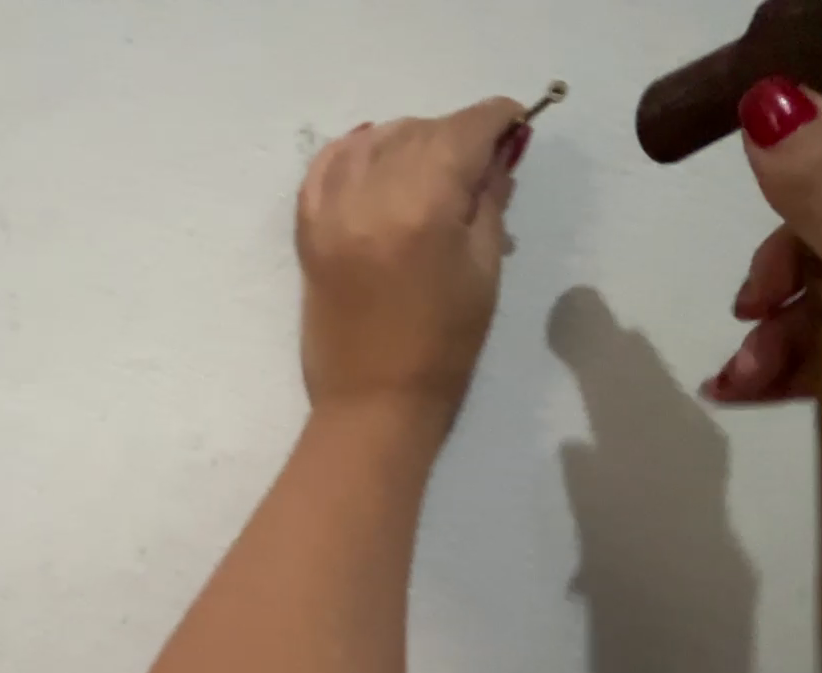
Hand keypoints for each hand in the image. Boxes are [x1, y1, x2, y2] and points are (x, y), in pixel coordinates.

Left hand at [295, 98, 527, 430]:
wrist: (372, 401)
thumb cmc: (442, 346)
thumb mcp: (484, 270)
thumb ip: (488, 200)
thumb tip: (495, 154)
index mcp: (424, 206)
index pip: (465, 129)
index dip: (498, 121)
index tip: (513, 131)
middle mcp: (370, 198)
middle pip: (418, 132)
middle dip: (453, 137)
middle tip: (474, 169)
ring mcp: (331, 216)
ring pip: (370, 143)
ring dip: (404, 142)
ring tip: (425, 170)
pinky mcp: (307, 237)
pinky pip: (321, 173)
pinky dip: (347, 156)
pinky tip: (368, 159)